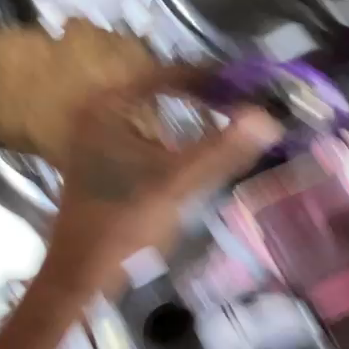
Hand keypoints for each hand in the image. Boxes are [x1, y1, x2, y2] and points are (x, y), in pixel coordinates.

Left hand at [36, 68, 282, 298]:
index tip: (250, 84)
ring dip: (190, 114)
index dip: (209, 78)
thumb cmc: (123, 223)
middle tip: (248, 100)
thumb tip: (268, 117)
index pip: (165, 74)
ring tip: (234, 118)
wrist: (81, 273)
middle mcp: (97, 108)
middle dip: (203, 95)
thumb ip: (221, 150)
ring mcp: (96, 132)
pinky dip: (174, 133)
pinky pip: (146, 130)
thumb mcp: (177, 183)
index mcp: (107, 104)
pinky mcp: (102, 154)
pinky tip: (202, 146)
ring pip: (154, 112)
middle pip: (160, 90)